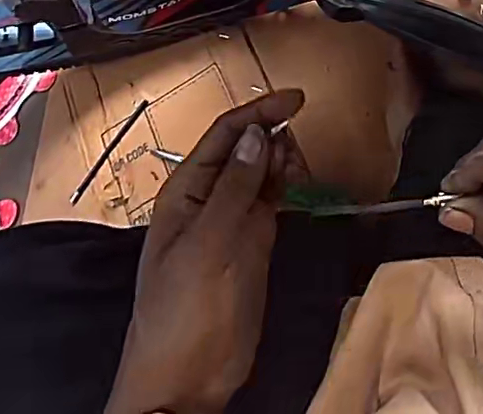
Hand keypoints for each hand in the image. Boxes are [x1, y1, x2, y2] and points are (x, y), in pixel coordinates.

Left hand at [104, 90, 307, 413]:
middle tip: (299, 148)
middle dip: (272, 136)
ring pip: (261, 171)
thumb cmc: (183, 310)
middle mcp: (210, 195)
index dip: (258, 112)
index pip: (225, 135)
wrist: (185, 382)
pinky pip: (271, 199)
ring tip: (298, 167)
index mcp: (187, 188)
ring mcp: (232, 217)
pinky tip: (296, 182)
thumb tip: (257, 136)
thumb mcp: (207, 246)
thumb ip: (233, 190)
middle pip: (245, 148)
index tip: (295, 100)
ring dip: (281, 160)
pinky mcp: (252, 240)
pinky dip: (285, 185)